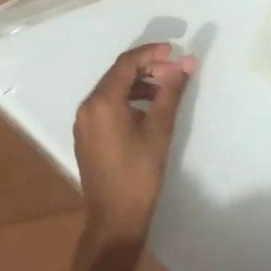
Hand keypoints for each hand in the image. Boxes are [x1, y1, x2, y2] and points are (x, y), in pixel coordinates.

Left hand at [72, 43, 197, 241]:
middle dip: (147, 68)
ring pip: (112, 89)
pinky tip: (148, 108)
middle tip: (174, 71)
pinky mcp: (87, 135)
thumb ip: (171, 92)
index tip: (174, 50)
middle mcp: (87, 106)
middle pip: (117, 74)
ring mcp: (84, 122)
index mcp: (102, 102)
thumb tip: (187, 62)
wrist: (115, 220)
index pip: (126, 63)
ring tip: (166, 89)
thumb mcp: (160, 130)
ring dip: (138, 84)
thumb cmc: (139, 174)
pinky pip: (107, 105)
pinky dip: (127, 99)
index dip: (150, 53)